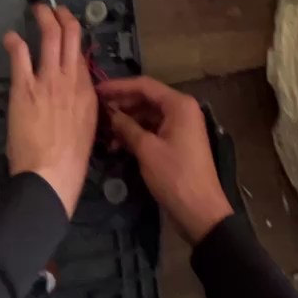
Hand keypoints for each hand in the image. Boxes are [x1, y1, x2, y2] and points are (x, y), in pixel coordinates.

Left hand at [4, 4, 96, 216]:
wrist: (51, 174)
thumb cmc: (70, 159)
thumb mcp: (87, 126)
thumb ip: (81, 104)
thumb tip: (76, 93)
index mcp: (87, 90)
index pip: (81, 54)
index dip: (74, 38)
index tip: (68, 30)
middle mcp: (70, 78)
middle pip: (70, 36)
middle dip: (62, 17)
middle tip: (55, 9)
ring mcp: (47, 80)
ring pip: (49, 37)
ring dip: (43, 19)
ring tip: (37, 10)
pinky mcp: (24, 87)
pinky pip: (20, 55)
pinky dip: (14, 42)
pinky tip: (10, 37)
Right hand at [98, 76, 234, 244]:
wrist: (200, 211)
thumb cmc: (175, 176)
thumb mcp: (147, 150)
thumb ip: (127, 127)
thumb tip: (110, 113)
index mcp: (179, 104)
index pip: (144, 86)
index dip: (119, 87)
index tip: (97, 90)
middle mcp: (181, 110)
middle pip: (146, 99)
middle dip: (122, 106)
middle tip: (97, 111)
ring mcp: (180, 126)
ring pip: (148, 116)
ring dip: (127, 123)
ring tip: (105, 135)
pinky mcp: (177, 142)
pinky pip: (153, 130)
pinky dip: (137, 135)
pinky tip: (119, 146)